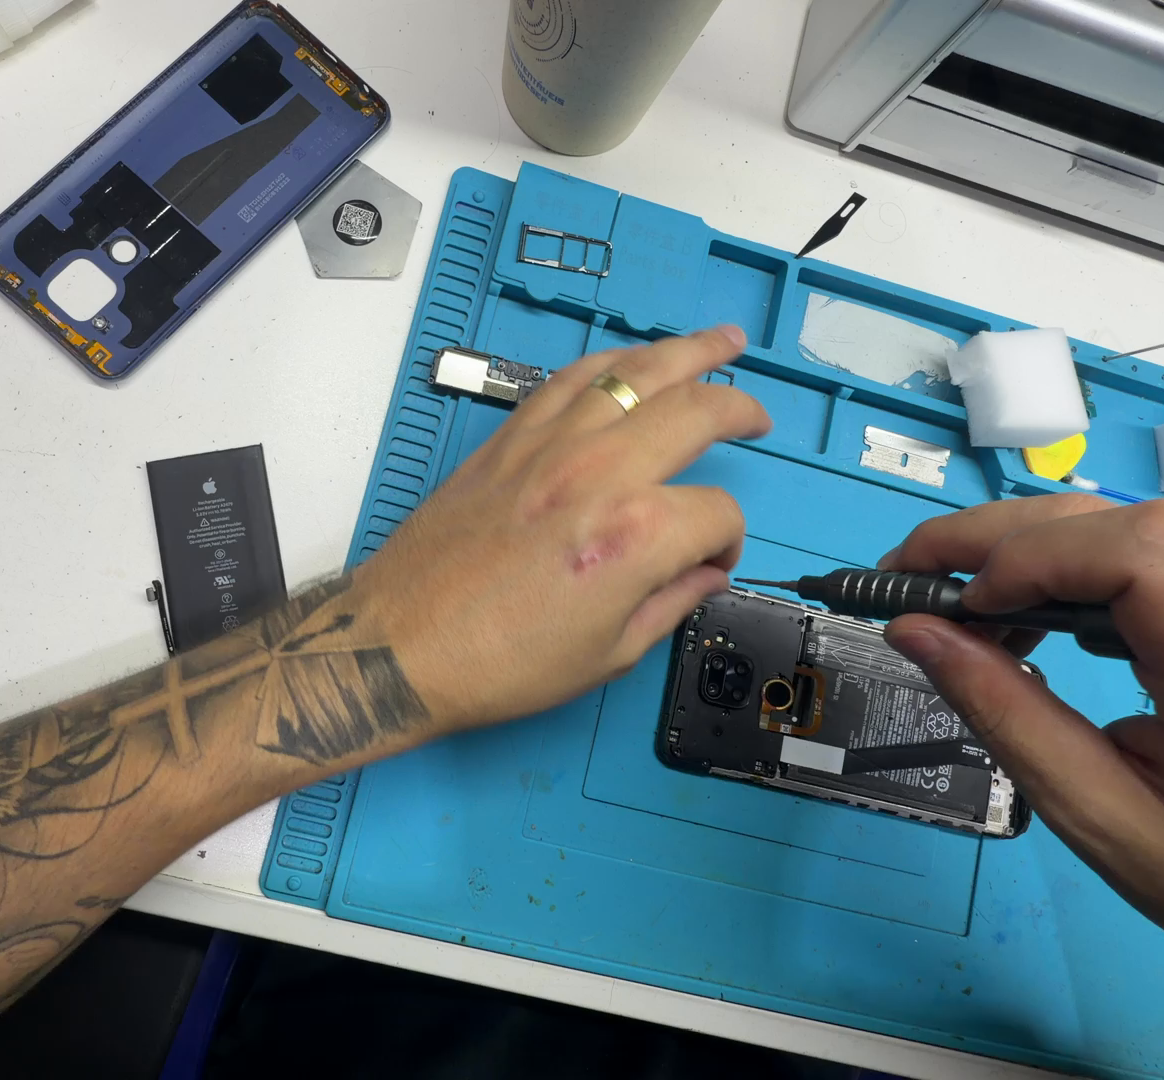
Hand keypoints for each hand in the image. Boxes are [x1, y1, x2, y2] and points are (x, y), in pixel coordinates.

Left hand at [353, 326, 768, 736]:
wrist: (404, 642)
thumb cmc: (502, 663)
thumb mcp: (610, 654)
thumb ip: (673, 602)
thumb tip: (707, 572)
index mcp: (637, 534)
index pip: (717, 513)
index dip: (727, 541)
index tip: (709, 561)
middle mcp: (600, 472)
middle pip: (695, 410)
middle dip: (739, 408)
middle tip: (758, 415)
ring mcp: (551, 445)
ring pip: (634, 373)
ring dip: (688, 351)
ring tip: (721, 341)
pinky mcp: (509, 439)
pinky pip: (569, 379)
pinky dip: (609, 362)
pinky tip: (629, 361)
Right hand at [879, 495, 1163, 1059]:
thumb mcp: (1095, 818)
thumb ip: (1001, 713)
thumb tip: (912, 630)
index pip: (1150, 554)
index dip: (1032, 556)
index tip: (958, 607)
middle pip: (1131, 525)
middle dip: (999, 538)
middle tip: (910, 578)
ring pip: (1139, 532)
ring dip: (1028, 552)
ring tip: (964, 608)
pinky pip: (1159, 564)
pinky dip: (1070, 573)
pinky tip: (1036, 621)